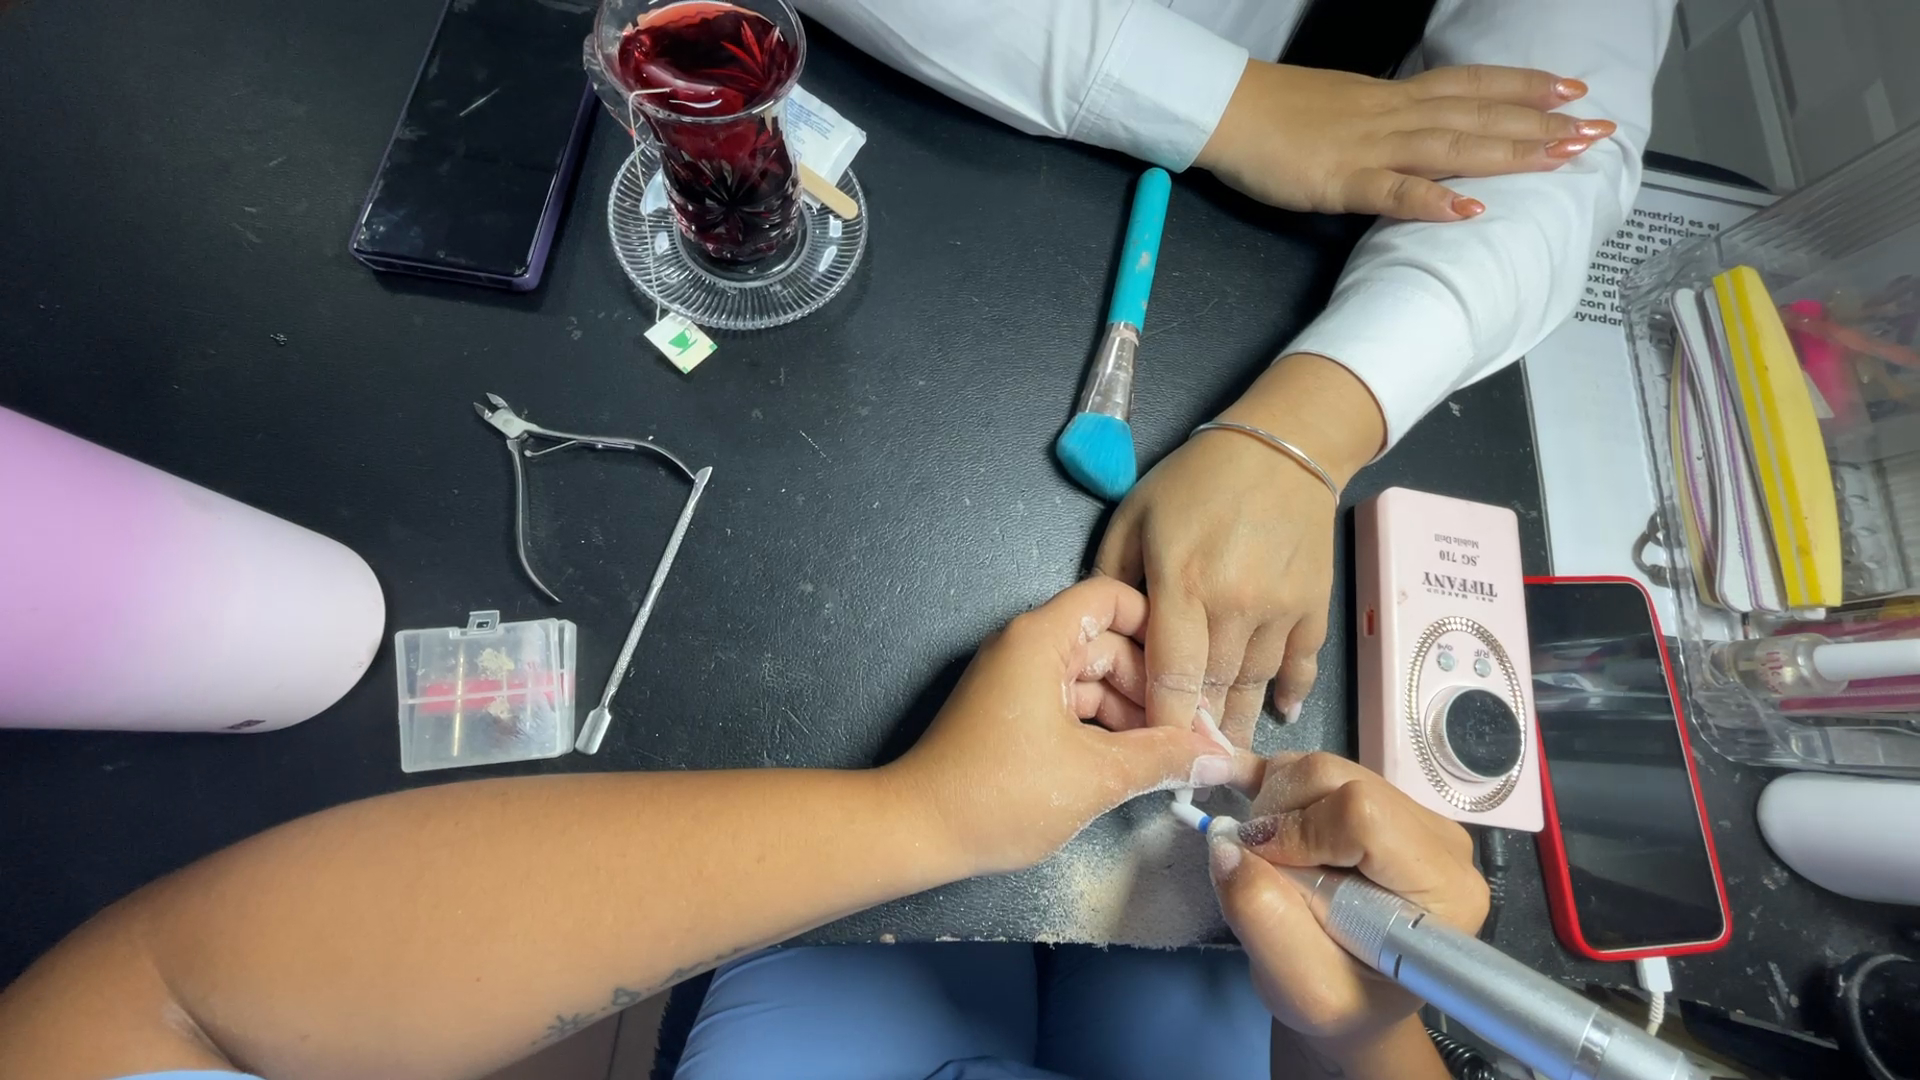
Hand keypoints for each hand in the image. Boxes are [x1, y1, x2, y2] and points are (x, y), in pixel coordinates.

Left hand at [883, 578, 1251, 876]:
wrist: (918, 828)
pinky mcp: (1015, 710)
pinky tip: (1138, 760)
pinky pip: (1072, 702)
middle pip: (1108, 642)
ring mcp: (1019, 678)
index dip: (1159, 625)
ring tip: (1176, 754)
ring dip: (1132, 711)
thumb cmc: (1002, 792)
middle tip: (1199, 731)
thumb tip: (1220, 757)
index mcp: (1040, 638)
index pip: (1112, 597)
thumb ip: (1163, 758)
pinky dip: (1104, 726)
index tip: (1196, 669)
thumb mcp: (1093, 776)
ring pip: (1092, 677)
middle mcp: (1028, 645)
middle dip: (1153, 685)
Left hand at [1096, 354, 1377, 744]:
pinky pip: (1299, 666)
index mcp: (1181, 585)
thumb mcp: (1131, 519)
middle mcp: (1234, 607)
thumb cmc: (1192, 482)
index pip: (1171, 676)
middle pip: (1212, 690)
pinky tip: (1274, 716)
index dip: (1163, 723)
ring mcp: (1281, 610)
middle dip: (1195, 732)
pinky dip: (1286, 694)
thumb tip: (1099, 633)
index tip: (1151, 754)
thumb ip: (1111, 579)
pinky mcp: (1315, 608)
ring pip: (1253, 686)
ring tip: (1219, 754)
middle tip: (1179, 764)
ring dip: (1235, 723)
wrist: (1282, 448)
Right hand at [1196, 60, 1613, 221]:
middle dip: (1539, 122)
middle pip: (1476, 116)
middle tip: (1595, 130)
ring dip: (1509, 152)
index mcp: (1388, 99)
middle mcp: (1391, 116)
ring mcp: (1369, 148)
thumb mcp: (1334, 113)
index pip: (1468, 87)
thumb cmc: (1273, 115)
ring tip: (1561, 157)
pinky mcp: (1340, 181)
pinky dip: (1432, 200)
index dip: (1521, 87)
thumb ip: (1370, 125)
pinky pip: (1393, 191)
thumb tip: (1392, 140)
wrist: (1231, 113)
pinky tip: (1468, 210)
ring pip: (1451, 146)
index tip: (1568, 89)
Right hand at [1210, 753, 1488, 1043]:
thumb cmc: (1341, 997)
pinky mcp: (1367, 791)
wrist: (1351, 989)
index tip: (1268, 868)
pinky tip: (1257, 819)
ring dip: (1273, 803)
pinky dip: (1268, 784)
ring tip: (1273, 855)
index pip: (1364, 814)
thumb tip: (1227, 847)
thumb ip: (1264, 918)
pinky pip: (1309, 765)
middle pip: (1334, 778)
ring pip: (1317, 768)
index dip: (1299, 831)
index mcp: (1442, 887)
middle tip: (1264, 864)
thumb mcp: (1302, 987)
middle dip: (1278, 814)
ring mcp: (1404, 808)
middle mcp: (1436, 837)